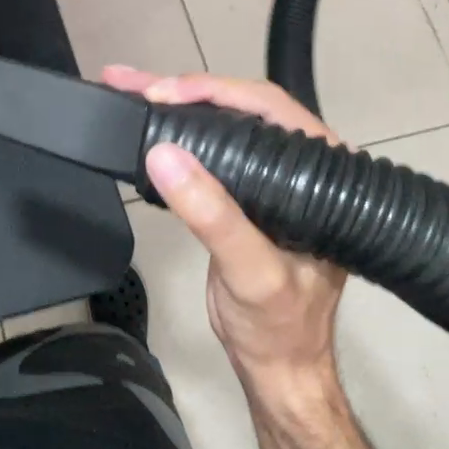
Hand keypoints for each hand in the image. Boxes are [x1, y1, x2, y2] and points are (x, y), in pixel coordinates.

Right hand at [103, 68, 349, 387]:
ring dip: (169, 106)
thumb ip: (214, 216)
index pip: (268, 109)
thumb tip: (164, 155)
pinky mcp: (240, 192)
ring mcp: (270, 178)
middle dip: (180, 90)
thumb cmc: (278, 324)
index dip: (213, 92)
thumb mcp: (250, 272)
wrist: (273, 365)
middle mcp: (300, 166)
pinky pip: (206, 149)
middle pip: (238, 108)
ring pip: (219, 124)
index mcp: (323, 172)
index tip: (162, 94)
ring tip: (125, 90)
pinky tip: (142, 125)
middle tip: (130, 83)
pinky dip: (170, 135)